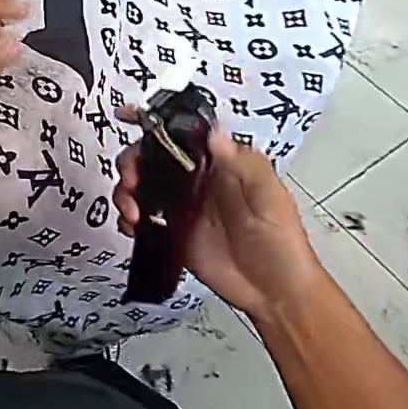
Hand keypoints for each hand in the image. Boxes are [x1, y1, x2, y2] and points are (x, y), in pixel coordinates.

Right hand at [114, 129, 326, 320]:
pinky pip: (141, 217)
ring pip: (140, 185)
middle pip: (151, 157)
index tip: (129, 116)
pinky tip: (134, 226)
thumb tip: (214, 133)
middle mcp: (195, 179)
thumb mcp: (269, 198)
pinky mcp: (171, 232)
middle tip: (132, 181)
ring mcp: (181, 206)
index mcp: (218, 163)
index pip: (182, 133)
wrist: (274, 292)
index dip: (154, 122)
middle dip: (132, 162)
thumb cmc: (281, 241)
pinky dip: (128, 218)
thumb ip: (242, 164)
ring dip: (126, 192)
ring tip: (134, 213)